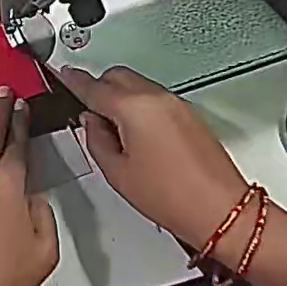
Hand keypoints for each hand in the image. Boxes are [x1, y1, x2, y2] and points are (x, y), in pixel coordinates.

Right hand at [56, 66, 248, 249]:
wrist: (222, 211)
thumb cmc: (175, 196)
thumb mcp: (116, 172)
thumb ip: (95, 139)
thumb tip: (90, 123)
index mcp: (134, 108)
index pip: (93, 87)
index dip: (73, 80)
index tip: (64, 74)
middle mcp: (157, 98)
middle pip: (116, 76)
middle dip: (98, 86)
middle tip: (87, 109)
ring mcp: (176, 104)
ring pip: (137, 84)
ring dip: (120, 96)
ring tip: (113, 130)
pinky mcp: (189, 114)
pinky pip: (155, 97)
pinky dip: (139, 105)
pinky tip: (136, 133)